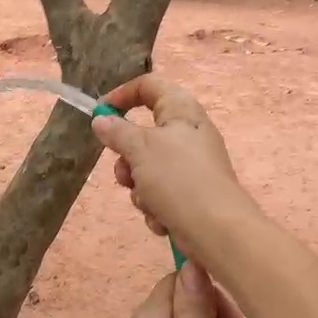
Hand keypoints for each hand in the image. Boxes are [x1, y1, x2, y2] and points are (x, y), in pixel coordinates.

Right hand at [90, 74, 245, 247]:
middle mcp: (188, 135)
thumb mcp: (140, 149)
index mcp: (181, 111)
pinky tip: (162, 219)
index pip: (149, 85)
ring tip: (147, 200)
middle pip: (143, 133)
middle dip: (127, 157)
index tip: (99, 114)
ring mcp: (191, 167)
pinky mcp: (191, 195)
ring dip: (139, 186)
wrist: (218, 232)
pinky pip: (160, 193)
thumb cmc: (178, 179)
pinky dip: (156, 206)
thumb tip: (101, 120)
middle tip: (124, 170)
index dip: (122, 94)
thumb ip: (117, 131)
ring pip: (147, 168)